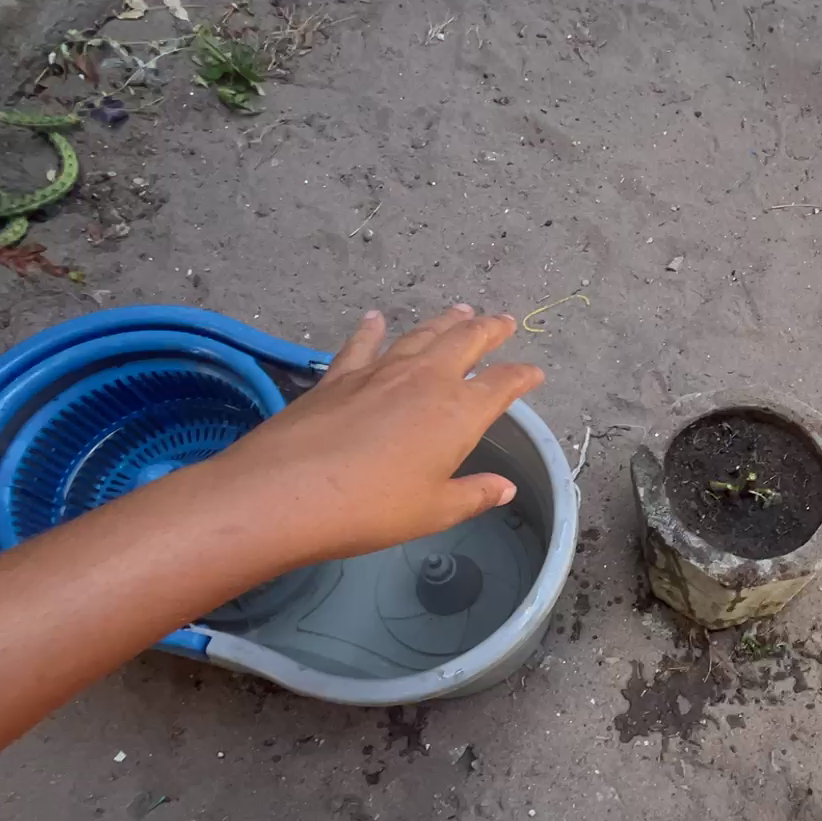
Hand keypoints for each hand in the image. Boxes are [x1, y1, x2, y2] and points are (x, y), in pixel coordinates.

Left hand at [196, 305, 543, 566]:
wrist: (286, 493)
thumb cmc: (374, 507)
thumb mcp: (435, 510)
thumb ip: (475, 495)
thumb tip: (504, 488)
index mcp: (459, 413)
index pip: (503, 385)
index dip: (523, 377)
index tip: (535, 374)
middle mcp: (426, 380)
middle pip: (466, 342)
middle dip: (490, 330)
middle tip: (504, 321)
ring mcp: (380, 373)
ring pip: (422, 335)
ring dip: (445, 321)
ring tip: (461, 310)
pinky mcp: (339, 377)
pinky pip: (362, 344)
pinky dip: (372, 329)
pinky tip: (375, 318)